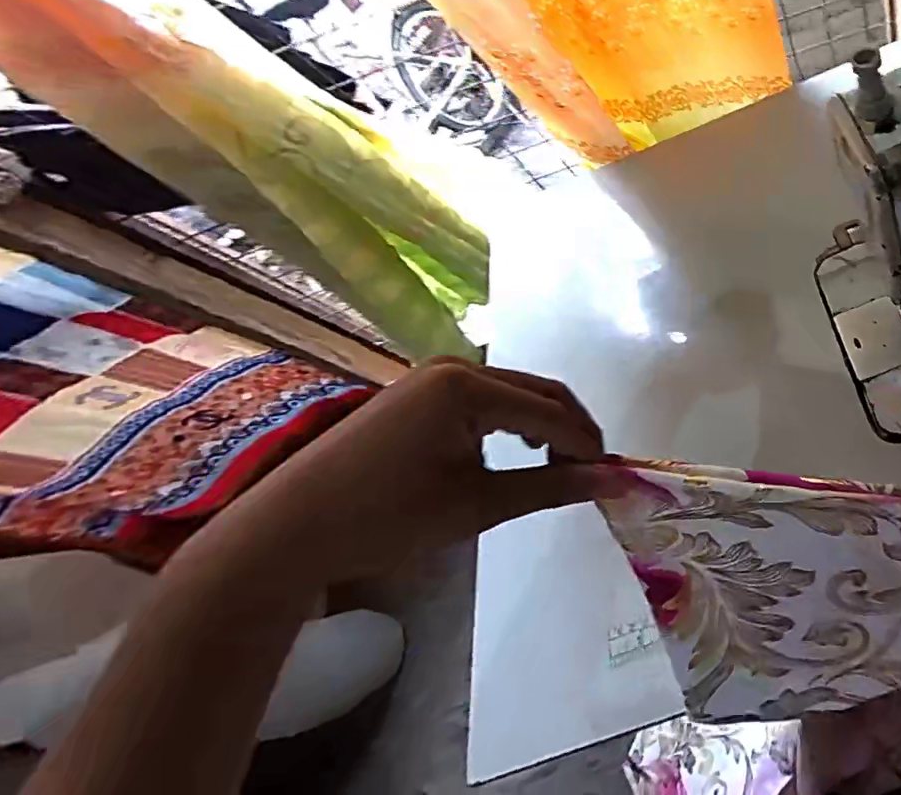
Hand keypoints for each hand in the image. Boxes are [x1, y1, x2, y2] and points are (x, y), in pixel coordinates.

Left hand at [176, 357, 611, 588]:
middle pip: (539, 391)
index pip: (550, 410)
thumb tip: (616, 480)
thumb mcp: (478, 505)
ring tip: (557, 465)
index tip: (609, 476)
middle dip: (571, 430)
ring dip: (545, 425)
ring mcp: (435, 374)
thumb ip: (553, 486)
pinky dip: (514, 421)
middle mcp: (455, 366)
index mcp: (467, 386)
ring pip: (517, 392)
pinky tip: (516, 449)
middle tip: (590, 471)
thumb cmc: (384, 520)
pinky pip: (488, 396)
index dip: (585, 443)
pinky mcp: (421, 389)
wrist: (284, 534)